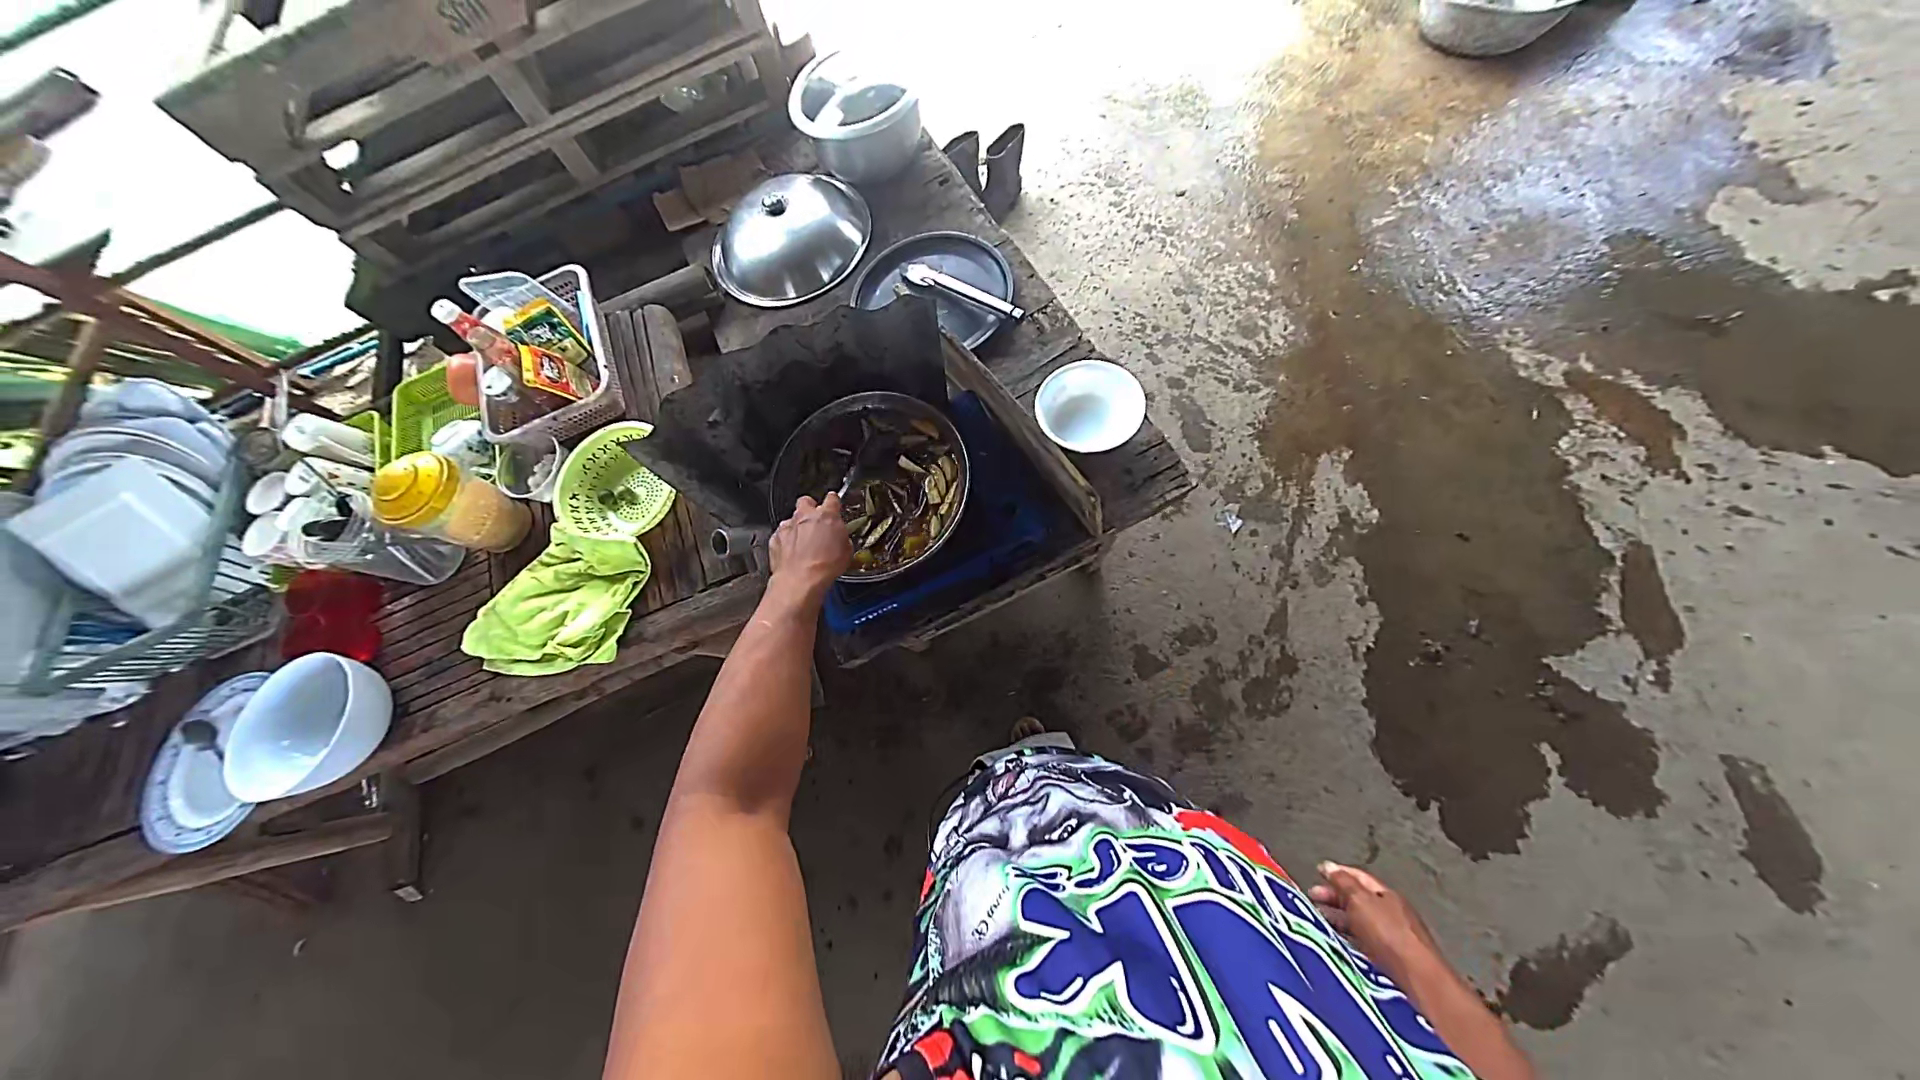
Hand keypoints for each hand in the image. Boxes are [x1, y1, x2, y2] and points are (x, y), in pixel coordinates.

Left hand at [768, 494, 851, 602]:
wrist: (801, 580)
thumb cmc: (824, 567)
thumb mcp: (847, 552)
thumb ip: (842, 538)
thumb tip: (841, 539)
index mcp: (827, 515)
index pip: (832, 498)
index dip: (833, 502)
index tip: (834, 505)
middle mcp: (805, 516)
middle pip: (806, 501)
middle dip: (811, 509)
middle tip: (816, 522)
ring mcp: (788, 526)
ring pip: (792, 519)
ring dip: (798, 527)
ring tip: (805, 543)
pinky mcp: (775, 539)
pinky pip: (781, 534)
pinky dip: (786, 541)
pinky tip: (793, 553)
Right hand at [1309, 862, 1445, 982]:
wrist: (1416, 978)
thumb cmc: (1388, 933)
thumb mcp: (1359, 900)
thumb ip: (1342, 882)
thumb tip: (1328, 865)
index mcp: (1386, 894)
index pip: (1358, 877)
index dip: (1337, 872)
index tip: (1318, 871)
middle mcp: (1391, 912)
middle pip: (1358, 898)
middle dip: (1334, 896)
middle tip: (1312, 896)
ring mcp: (1393, 936)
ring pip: (1359, 920)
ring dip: (1338, 916)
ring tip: (1318, 918)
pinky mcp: (1390, 957)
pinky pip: (1363, 939)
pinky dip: (1347, 935)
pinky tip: (1336, 939)